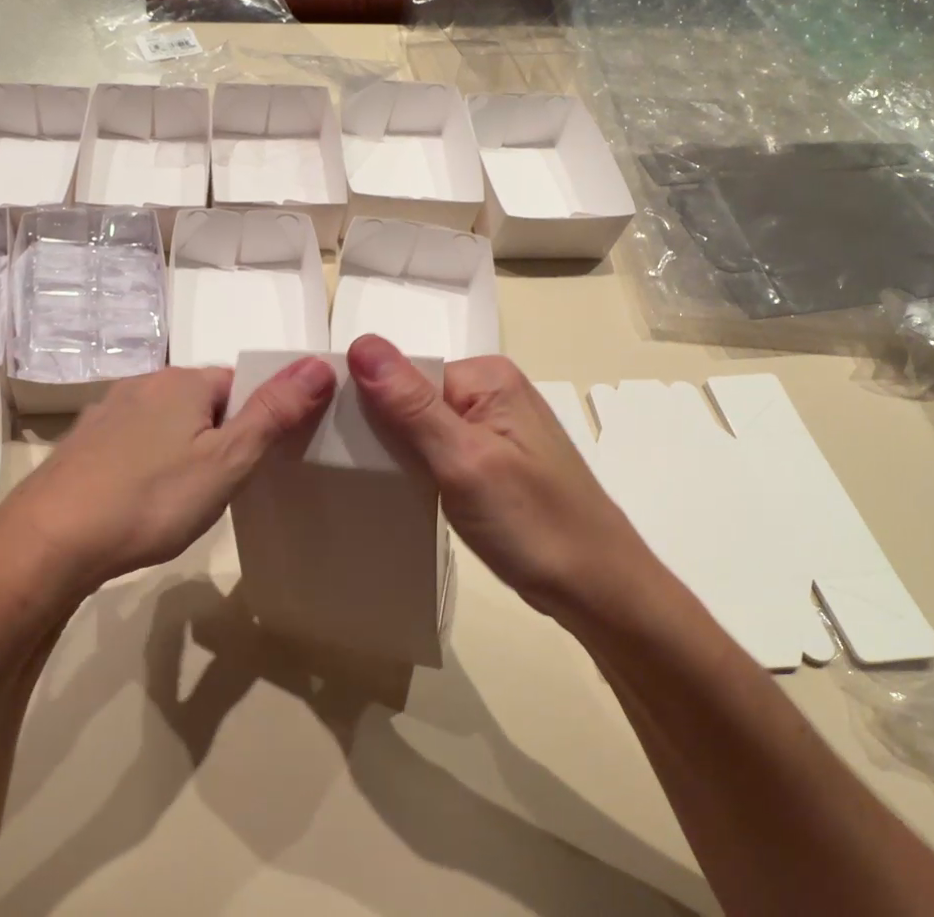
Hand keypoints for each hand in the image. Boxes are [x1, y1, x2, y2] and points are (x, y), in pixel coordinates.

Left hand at [0, 359, 336, 604]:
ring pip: (162, 424)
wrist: (52, 538)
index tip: (258, 464)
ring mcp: (105, 413)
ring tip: (182, 499)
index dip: (257, 421)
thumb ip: (273, 414)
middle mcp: (141, 384)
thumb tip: (319, 363)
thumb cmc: (151, 499)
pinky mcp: (81, 444)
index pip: (239, 384)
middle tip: (224, 488)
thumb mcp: (226, 461)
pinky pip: (130, 445)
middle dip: (218, 436)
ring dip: (180, 451)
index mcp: (182, 381)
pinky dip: (145, 465)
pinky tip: (140, 501)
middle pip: (200, 402)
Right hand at [346, 334, 656, 618]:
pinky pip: (434, 451)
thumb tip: (361, 344)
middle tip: (350, 471)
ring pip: (417, 428)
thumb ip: (411, 405)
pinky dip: (414, 470)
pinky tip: (400, 493)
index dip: (367, 404)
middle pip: (407, 397)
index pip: (401, 373)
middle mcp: (491, 392)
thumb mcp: (463, 462)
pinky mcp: (490, 461)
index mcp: (487, 377)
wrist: (597, 589)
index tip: (336, 442)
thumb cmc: (533, 524)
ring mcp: (493, 429)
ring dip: (393, 454)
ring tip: (370, 484)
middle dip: (378, 429)